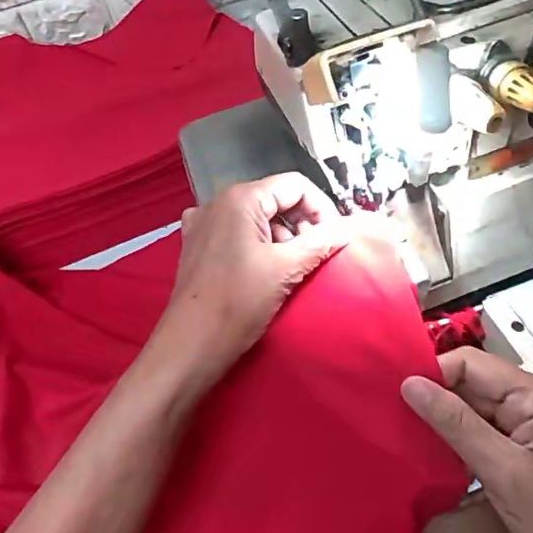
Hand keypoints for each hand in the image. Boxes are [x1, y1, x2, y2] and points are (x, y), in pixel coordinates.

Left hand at [150, 174, 350, 388]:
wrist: (190, 347)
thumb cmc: (238, 303)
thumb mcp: (286, 269)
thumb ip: (319, 243)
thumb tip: (343, 232)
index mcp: (239, 198)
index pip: (294, 185)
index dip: (321, 207)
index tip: (334, 236)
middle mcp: (217, 202)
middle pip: (274, 198)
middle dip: (302, 221)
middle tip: (316, 252)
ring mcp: (202, 223)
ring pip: (256, 216)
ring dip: (281, 235)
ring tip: (291, 265)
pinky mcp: (195, 245)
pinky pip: (235, 231)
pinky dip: (256, 242)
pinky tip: (262, 266)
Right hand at [400, 350, 532, 532]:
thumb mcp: (506, 476)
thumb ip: (456, 425)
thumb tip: (409, 383)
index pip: (473, 364)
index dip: (434, 373)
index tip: (393, 393)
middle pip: (473, 383)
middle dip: (435, 396)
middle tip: (389, 412)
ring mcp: (531, 426)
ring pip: (473, 407)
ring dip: (442, 419)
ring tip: (401, 430)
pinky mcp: (524, 450)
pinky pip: (482, 431)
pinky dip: (457, 439)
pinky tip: (428, 450)